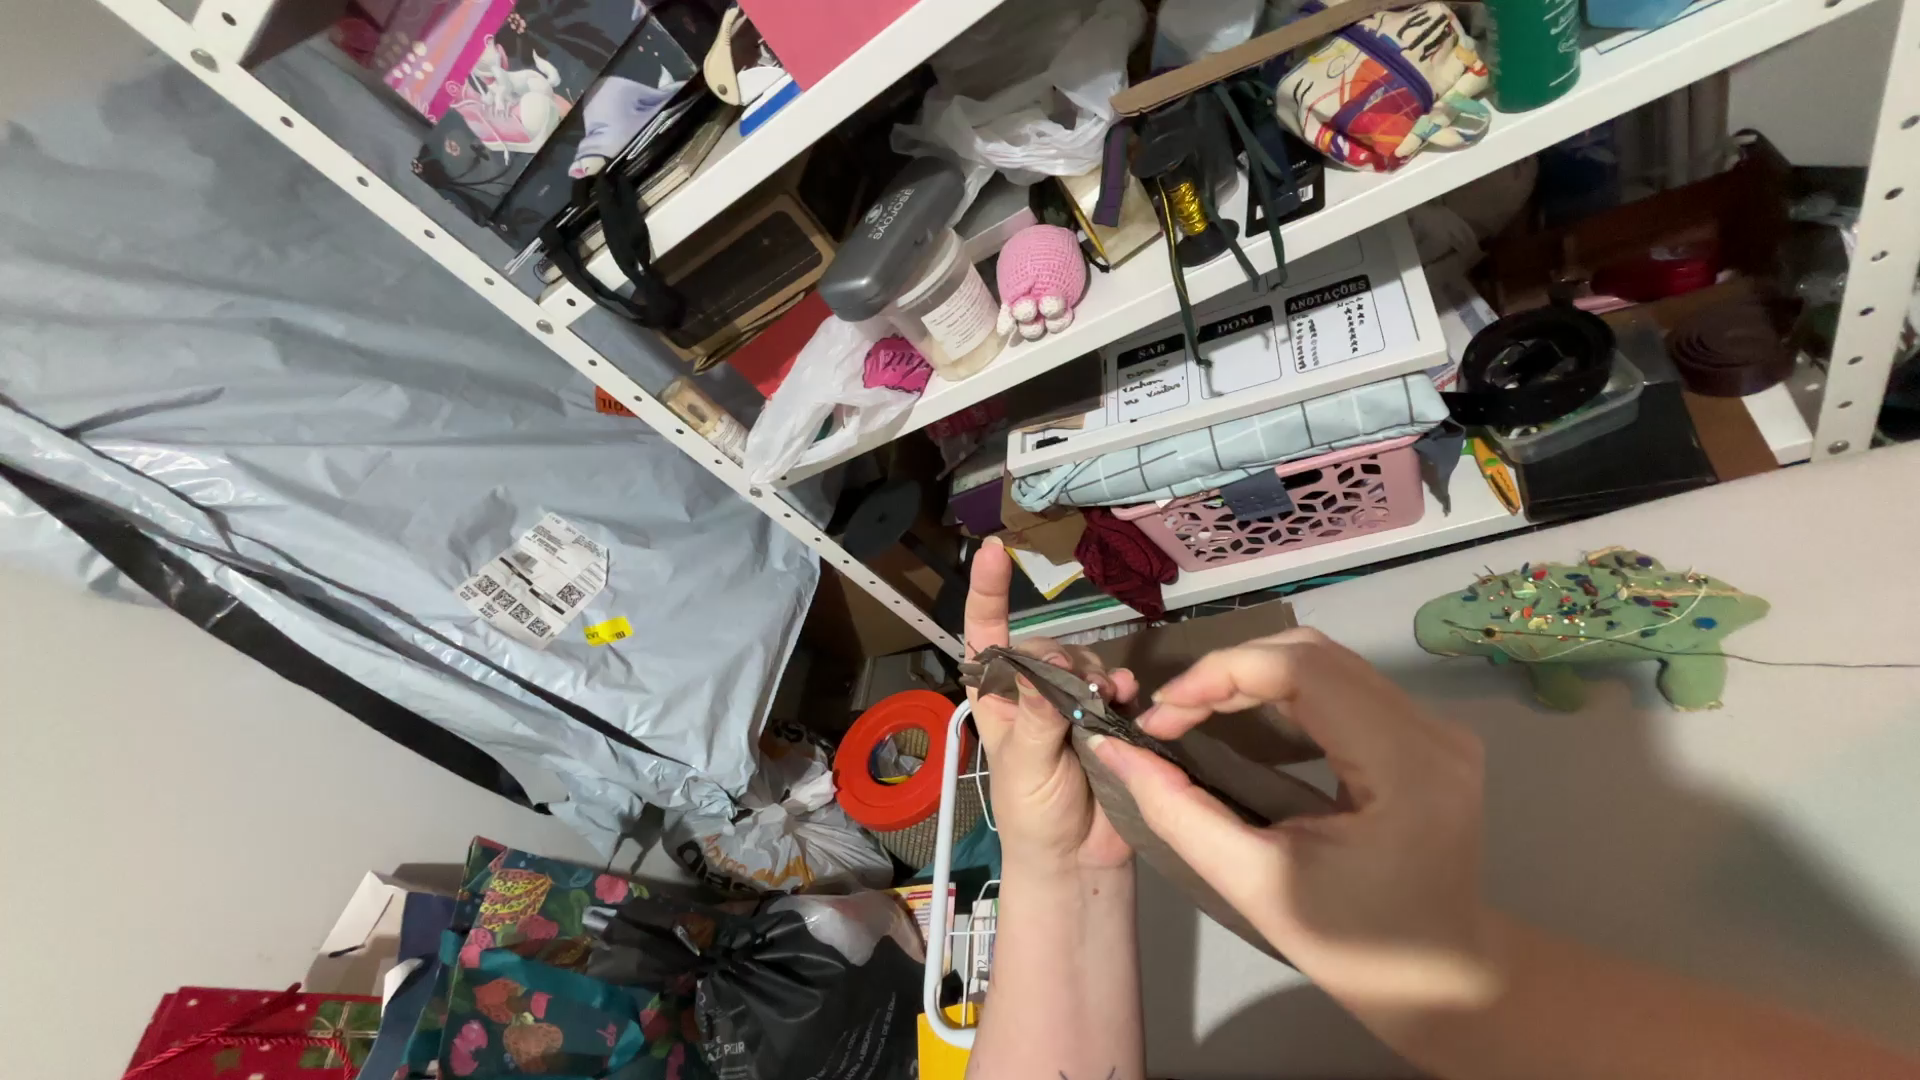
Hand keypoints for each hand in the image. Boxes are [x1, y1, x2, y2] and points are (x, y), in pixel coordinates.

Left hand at [965, 537, 1138, 873]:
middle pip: (1045, 647)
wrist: (1080, 856)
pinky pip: (1112, 683)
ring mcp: (1067, 700)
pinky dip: (1120, 687)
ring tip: (1103, 703)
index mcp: (996, 695)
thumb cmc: (1034, 813)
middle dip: (1062, 663)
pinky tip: (1125, 698)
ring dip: (1095, 675)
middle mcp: (1029, 689)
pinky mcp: (1103, 713)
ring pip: (1083, 662)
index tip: (994, 550)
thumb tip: (1054, 664)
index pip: (984, 635)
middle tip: (1077, 697)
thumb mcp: (1025, 767)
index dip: (988, 592)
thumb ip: (1038, 716)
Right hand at [1086, 628, 1497, 1041]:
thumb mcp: (1253, 884)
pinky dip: (1272, 683)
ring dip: (1245, 672)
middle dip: (1226, 671)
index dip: (1221, 674)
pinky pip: (1333, 677)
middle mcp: (1430, 730)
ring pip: (1318, 657)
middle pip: (1308, 653)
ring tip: (1194, 709)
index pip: (1302, 671)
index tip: (1162, 712)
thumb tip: (1113, 749)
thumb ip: (1177, 811)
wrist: (1444, 980)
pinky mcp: (1420, 729)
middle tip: (1172, 713)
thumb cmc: (1353, 946)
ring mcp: (1431, 725)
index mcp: (1406, 768)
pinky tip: (1240, 710)